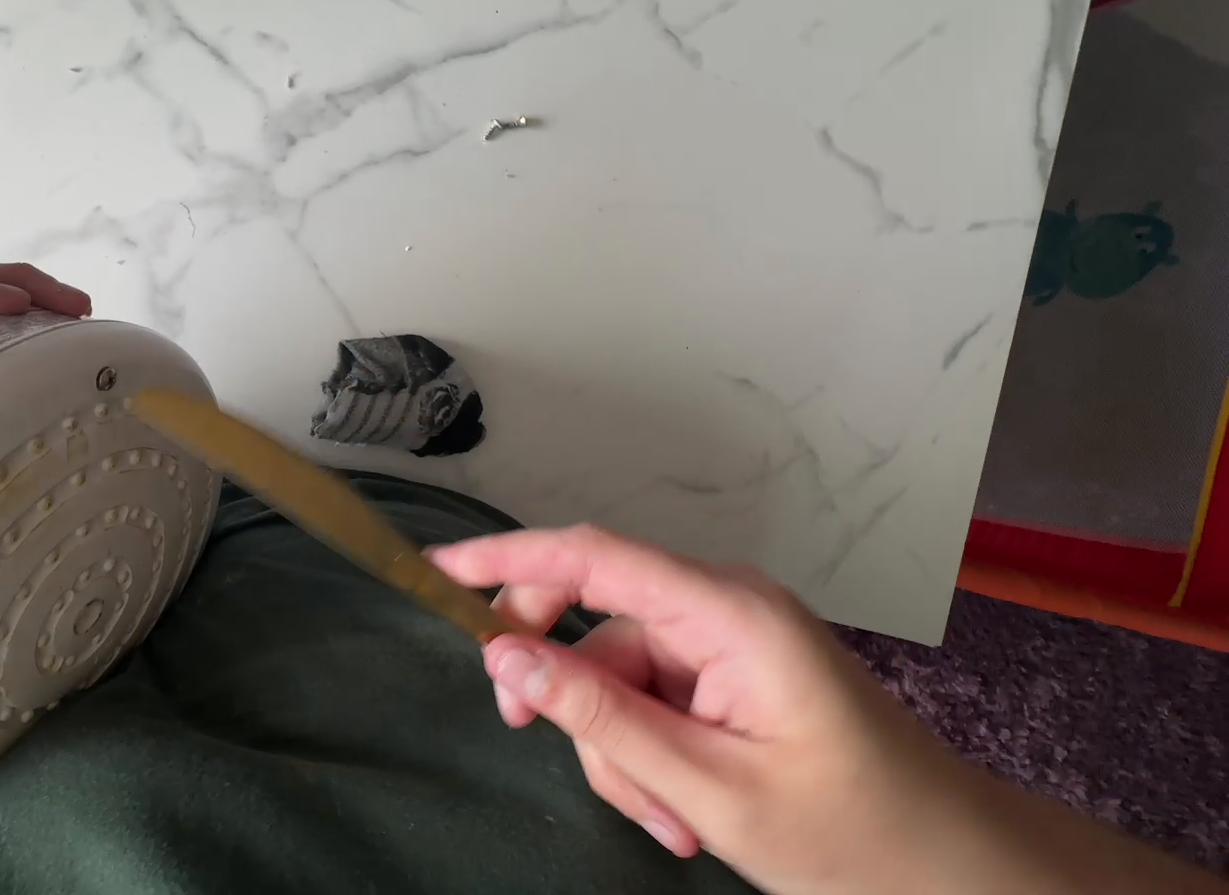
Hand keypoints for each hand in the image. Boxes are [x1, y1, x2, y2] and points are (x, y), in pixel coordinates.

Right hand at [427, 526, 984, 894]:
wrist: (976, 885)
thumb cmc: (862, 840)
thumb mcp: (711, 790)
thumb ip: (600, 716)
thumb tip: (502, 657)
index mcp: (726, 611)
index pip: (591, 555)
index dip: (507, 555)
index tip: (440, 569)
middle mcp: (716, 603)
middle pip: (591, 605)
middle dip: (554, 671)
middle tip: (518, 727)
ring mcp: (717, 636)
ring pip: (612, 666)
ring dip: (613, 742)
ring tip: (659, 821)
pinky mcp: (718, 670)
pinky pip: (644, 692)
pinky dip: (640, 749)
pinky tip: (675, 814)